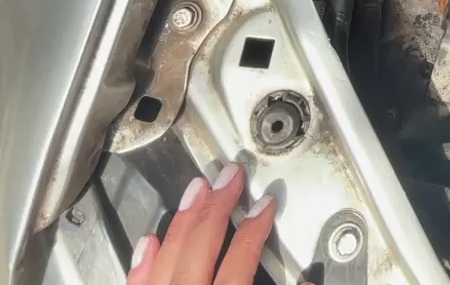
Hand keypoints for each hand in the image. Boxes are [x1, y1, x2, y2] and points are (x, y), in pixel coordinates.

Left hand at [127, 163, 279, 284]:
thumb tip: (307, 280)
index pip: (240, 260)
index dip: (255, 228)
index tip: (266, 203)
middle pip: (201, 248)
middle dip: (217, 206)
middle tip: (230, 174)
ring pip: (167, 258)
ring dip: (183, 221)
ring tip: (196, 188)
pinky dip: (142, 262)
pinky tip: (148, 241)